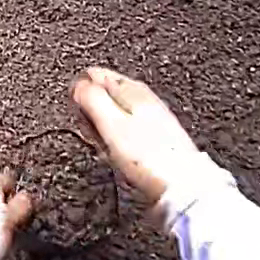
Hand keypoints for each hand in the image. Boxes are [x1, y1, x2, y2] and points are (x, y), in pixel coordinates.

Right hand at [70, 66, 211, 206]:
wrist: (182, 185)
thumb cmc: (146, 156)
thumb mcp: (110, 123)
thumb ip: (91, 98)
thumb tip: (77, 84)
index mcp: (131, 88)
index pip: (97, 75)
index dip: (81, 92)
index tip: (79, 111)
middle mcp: (144, 97)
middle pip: (107, 92)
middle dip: (94, 110)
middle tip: (94, 131)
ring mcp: (152, 115)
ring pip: (117, 112)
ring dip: (106, 127)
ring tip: (108, 146)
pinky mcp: (157, 135)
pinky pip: (128, 129)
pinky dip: (119, 138)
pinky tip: (121, 151)